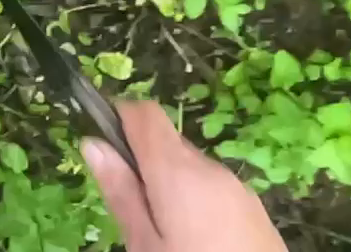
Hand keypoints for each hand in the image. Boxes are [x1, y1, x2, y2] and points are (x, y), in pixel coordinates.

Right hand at [82, 102, 285, 251]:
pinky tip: (202, 245)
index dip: (120, 117)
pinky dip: (199, 202)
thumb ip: (120, 192)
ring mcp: (239, 190)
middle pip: (167, 142)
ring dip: (172, 185)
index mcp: (177, 171)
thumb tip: (92, 143)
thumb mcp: (145, 246)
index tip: (107, 146)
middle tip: (136, 210)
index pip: (144, 112)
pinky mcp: (258, 213)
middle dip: (145, 163)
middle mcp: (210, 169)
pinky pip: (215, 190)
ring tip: (169, 235)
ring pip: (191, 168)